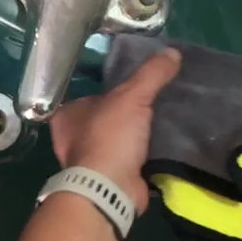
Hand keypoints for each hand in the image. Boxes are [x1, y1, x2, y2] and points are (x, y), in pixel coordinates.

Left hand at [48, 49, 181, 210]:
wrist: (111, 188)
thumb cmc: (110, 137)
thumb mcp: (132, 96)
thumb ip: (151, 74)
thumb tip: (173, 52)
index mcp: (68, 115)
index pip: (92, 95)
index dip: (114, 90)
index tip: (139, 86)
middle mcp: (73, 138)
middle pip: (107, 118)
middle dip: (128, 114)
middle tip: (157, 103)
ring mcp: (91, 161)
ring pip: (118, 140)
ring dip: (137, 136)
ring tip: (166, 121)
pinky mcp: (110, 178)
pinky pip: (130, 160)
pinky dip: (144, 155)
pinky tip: (165, 145)